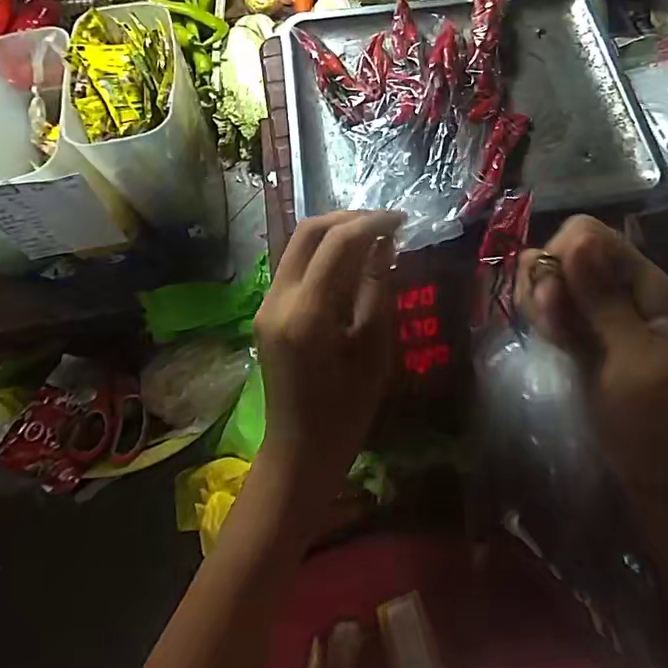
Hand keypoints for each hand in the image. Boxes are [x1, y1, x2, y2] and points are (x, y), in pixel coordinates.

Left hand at [252, 211, 403, 489]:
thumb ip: (376, 290)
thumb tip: (385, 244)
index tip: (401, 219)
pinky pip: (295, 266)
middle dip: (349, 218)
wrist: (300, 449)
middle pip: (308, 232)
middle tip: (386, 223)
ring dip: (335, 232)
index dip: (371, 223)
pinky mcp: (267, 311)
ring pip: (298, 245)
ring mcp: (266, 304)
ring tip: (373, 236)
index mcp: (306, 313)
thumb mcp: (373, 349)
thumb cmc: (346, 410)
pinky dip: (323, 254)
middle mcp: (277, 299)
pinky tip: (351, 262)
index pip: (336, 243)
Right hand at [515, 216, 667, 492]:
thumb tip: (576, 238)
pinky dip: (541, 316)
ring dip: (540, 299)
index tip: (553, 298)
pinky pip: (550, 304)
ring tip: (551, 337)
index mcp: (647, 284)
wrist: (655, 475)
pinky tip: (550, 342)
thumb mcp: (632, 358)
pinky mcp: (582, 331)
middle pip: (565, 250)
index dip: (562, 257)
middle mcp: (622, 287)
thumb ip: (603, 299)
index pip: (589, 235)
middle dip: (547, 280)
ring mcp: (601, 309)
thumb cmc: (653, 419)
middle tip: (550, 324)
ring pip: (552, 276)